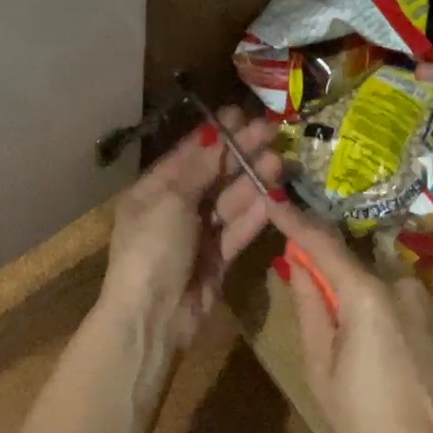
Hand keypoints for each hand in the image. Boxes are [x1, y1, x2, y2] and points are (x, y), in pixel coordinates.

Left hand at [100, 107, 281, 347]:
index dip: (214, 134)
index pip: (187, 155)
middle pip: (212, 175)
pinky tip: (276, 194)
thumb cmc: (152, 249)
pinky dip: (255, 214)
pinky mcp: (217, 260)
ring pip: (230, 201)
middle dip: (240, 153)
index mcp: (152, 191)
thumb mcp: (171, 201)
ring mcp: (197, 236)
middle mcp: (175, 209)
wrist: (152, 319)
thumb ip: (199, 168)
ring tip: (280, 158)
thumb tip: (215, 133)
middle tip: (271, 130)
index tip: (241, 114)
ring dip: (253, 180)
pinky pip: (237, 230)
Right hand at [266, 201, 432, 432]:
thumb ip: (310, 306)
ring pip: (392, 284)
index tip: (275, 200)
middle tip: (328, 311)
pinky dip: (402, 316)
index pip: (323, 242)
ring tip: (371, 347)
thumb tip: (299, 263)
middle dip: (341, 278)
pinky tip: (400, 356)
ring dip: (375, 299)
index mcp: (368, 293)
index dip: (296, 221)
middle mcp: (406, 283)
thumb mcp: (321, 368)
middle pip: (362, 264)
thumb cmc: (367, 424)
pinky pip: (418, 304)